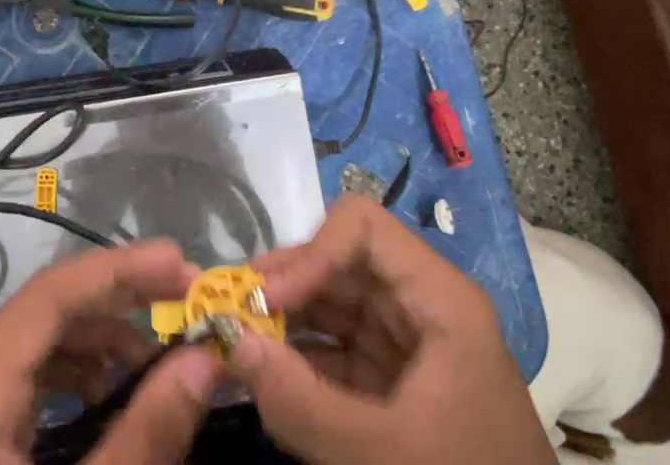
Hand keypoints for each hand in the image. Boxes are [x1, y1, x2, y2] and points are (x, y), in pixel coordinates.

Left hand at [0, 241, 223, 464]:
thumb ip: (148, 433)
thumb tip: (204, 360)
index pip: (51, 295)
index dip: (121, 270)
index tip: (184, 265)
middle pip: (44, 314)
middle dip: (119, 304)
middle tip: (184, 309)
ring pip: (38, 345)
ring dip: (101, 342)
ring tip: (158, 361)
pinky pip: (28, 381)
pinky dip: (77, 377)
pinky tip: (114, 396)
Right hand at [230, 196, 553, 464]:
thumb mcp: (383, 455)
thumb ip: (302, 404)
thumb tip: (234, 343)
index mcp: (439, 300)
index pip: (363, 228)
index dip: (309, 251)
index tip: (267, 300)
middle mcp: (421, 306)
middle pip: (340, 262)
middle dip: (284, 284)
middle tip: (230, 315)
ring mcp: (406, 344)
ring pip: (332, 304)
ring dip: (282, 319)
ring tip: (235, 342)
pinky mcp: (392, 383)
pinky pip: (334, 350)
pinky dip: (295, 357)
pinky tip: (262, 375)